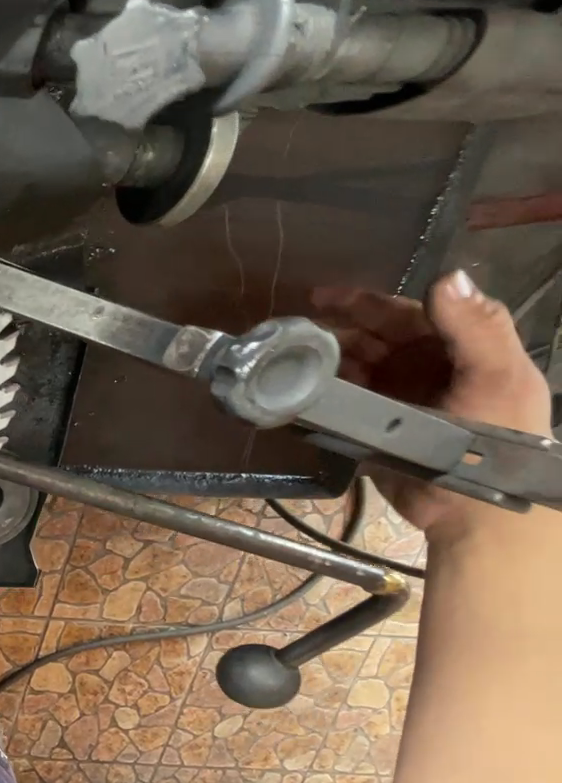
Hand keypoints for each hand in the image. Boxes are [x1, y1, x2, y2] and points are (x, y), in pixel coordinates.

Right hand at [312, 270, 550, 539]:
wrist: (469, 505)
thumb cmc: (495, 436)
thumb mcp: (498, 376)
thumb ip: (477, 327)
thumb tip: (446, 277)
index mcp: (454, 349)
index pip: (405, 314)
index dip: (366, 302)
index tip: (319, 297)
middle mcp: (420, 368)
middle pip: (370, 338)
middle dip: (333, 329)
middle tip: (290, 329)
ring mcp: (391, 397)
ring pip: (348, 366)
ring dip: (319, 359)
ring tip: (285, 357)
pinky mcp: (368, 425)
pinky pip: (336, 400)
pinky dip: (315, 391)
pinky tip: (293, 387)